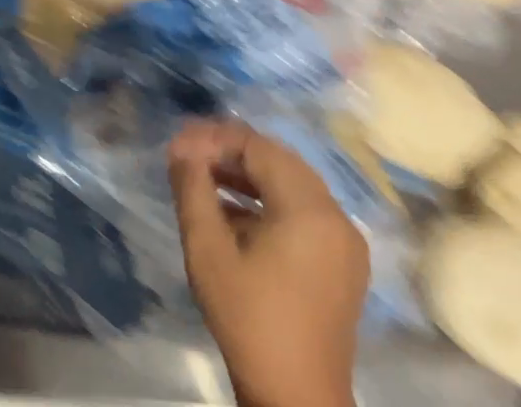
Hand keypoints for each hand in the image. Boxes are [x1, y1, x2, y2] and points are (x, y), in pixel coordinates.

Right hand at [169, 120, 367, 406]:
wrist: (294, 385)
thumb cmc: (245, 310)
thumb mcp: (206, 245)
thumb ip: (192, 187)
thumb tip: (180, 146)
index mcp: (310, 211)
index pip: (261, 149)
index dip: (215, 138)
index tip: (175, 144)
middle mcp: (338, 219)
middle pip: (282, 163)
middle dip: (231, 151)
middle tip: (184, 153)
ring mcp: (344, 243)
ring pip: (293, 186)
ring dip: (247, 174)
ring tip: (200, 178)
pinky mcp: (341, 262)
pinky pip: (302, 212)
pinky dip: (266, 200)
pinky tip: (230, 210)